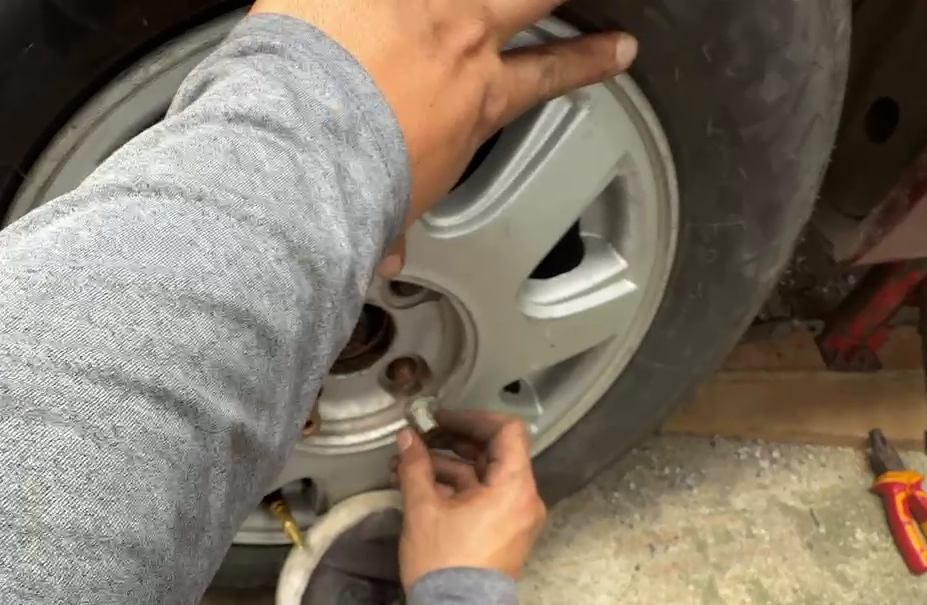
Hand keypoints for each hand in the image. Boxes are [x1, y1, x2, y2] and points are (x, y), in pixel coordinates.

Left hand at [249, 0, 637, 230]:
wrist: (309, 141)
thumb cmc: (354, 184)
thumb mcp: (389, 214)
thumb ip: (392, 227)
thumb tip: (386, 256)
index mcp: (478, 99)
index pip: (550, 75)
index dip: (589, 61)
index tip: (618, 48)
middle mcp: (464, 36)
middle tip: (586, 0)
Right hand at [393, 410, 548, 589]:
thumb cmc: (444, 561)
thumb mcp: (423, 509)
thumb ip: (415, 466)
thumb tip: (406, 437)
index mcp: (514, 487)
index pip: (507, 431)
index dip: (472, 419)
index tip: (439, 421)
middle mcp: (523, 499)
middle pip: (494, 453)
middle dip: (452, 443)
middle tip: (418, 439)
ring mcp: (515, 518)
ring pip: (483, 478)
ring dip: (447, 467)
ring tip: (405, 466)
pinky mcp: (503, 534)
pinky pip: (484, 499)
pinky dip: (457, 490)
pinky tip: (420, 487)